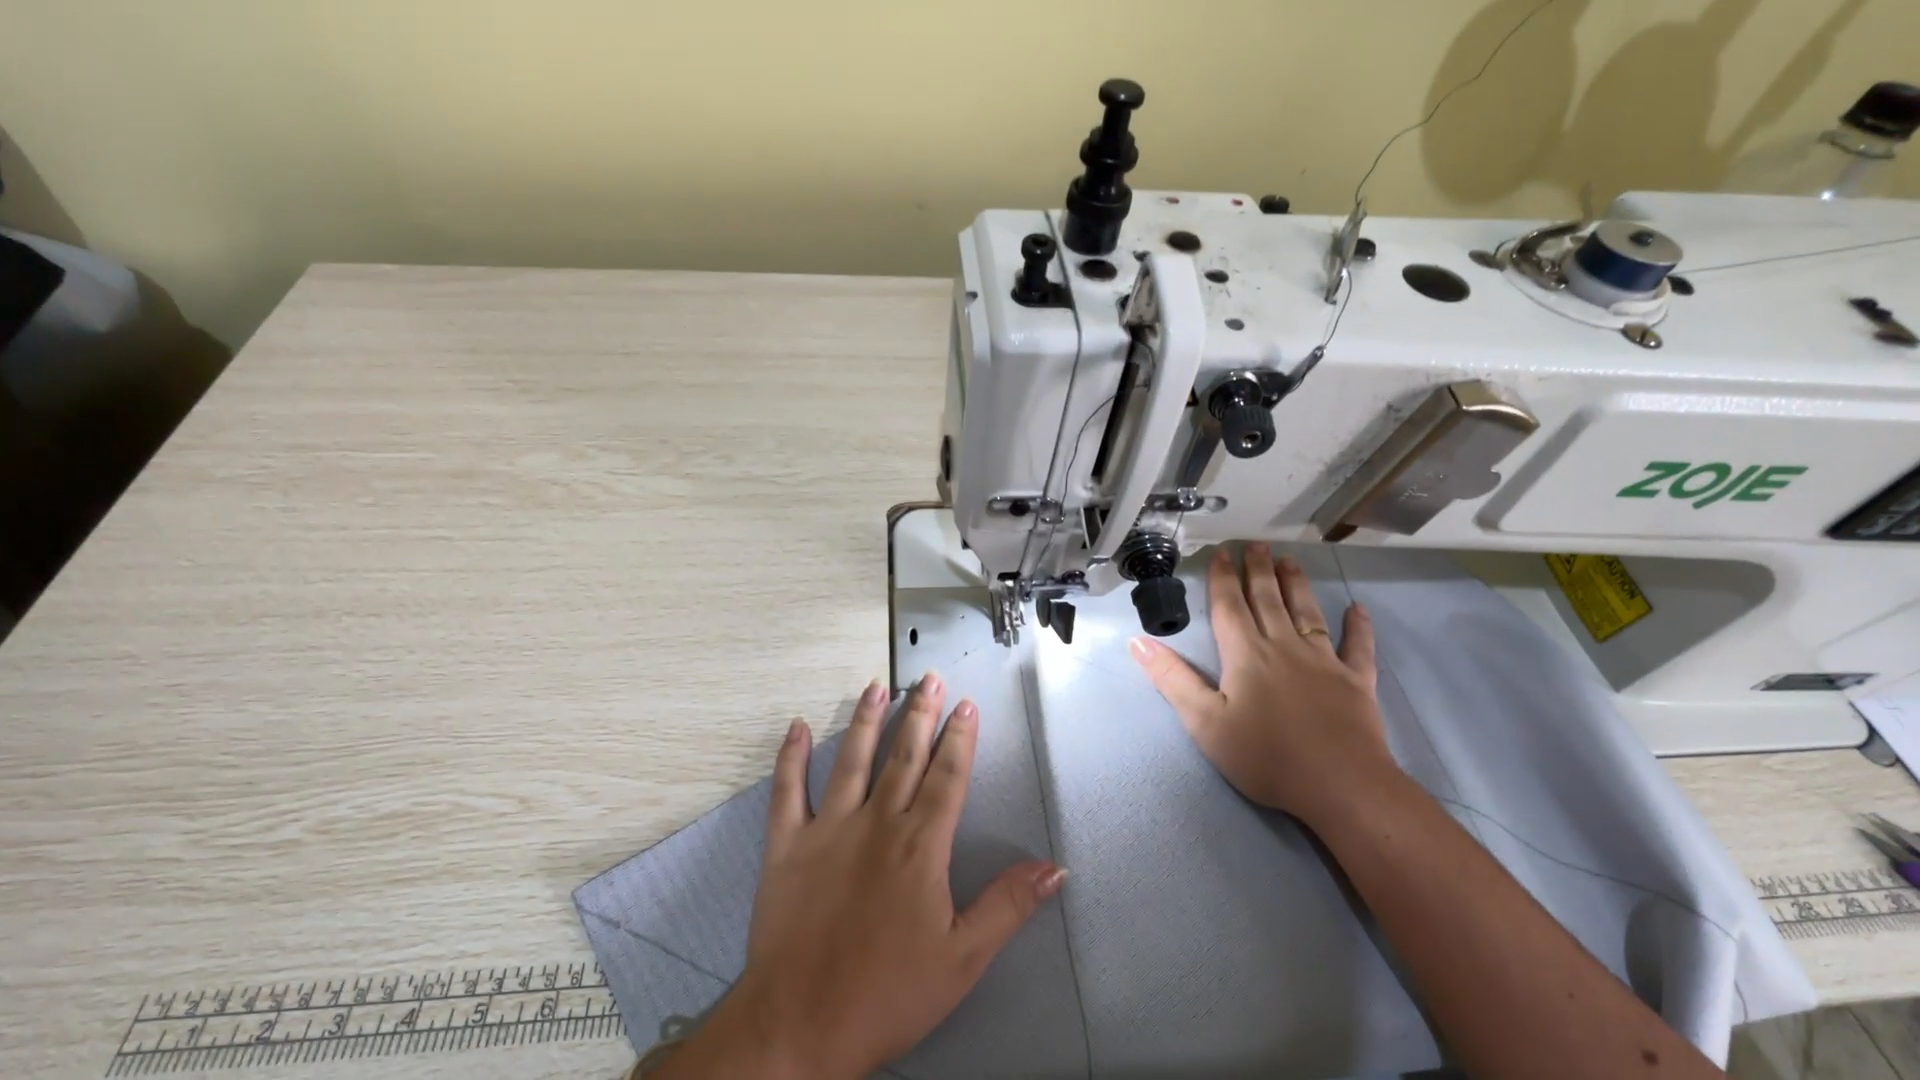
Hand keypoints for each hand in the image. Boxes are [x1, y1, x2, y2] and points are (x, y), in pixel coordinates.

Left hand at [656, 675, 1065, 1079]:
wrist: (801, 1022)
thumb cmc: (888, 994)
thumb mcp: (963, 957)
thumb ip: (1008, 905)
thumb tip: (1054, 868)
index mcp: (920, 847)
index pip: (947, 778)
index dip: (960, 739)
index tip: (967, 706)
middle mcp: (875, 826)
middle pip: (903, 758)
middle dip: (920, 714)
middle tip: (928, 679)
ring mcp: (827, 831)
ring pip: (852, 761)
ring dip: (867, 721)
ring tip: (877, 686)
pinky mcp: (786, 848)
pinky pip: (788, 791)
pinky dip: (792, 757)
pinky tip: (799, 728)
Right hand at [1129, 544, 1395, 824]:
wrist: (1340, 783)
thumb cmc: (1266, 756)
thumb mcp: (1205, 723)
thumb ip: (1172, 680)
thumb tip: (1138, 641)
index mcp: (1247, 655)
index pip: (1230, 607)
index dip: (1223, 579)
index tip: (1222, 553)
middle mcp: (1285, 647)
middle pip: (1268, 600)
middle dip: (1259, 571)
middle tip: (1257, 545)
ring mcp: (1325, 661)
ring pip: (1308, 612)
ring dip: (1297, 585)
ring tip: (1290, 561)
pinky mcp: (1357, 681)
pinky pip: (1358, 646)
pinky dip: (1359, 626)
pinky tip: (1358, 609)